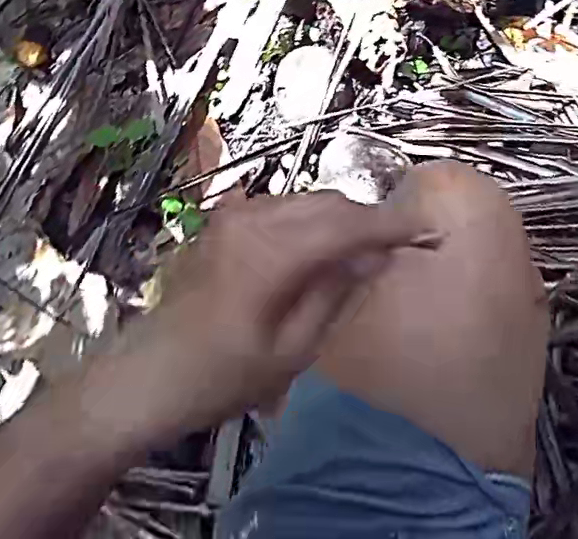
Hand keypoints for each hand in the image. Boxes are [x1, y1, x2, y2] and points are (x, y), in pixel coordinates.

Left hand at [79, 191, 426, 445]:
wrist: (150, 372)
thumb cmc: (221, 375)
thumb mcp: (292, 350)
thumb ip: (337, 292)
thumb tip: (378, 256)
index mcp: (270, 251)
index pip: (346, 224)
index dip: (391, 225)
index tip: (427, 231)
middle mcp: (252, 217)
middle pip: (328, 204)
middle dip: (368, 221)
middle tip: (401, 248)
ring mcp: (236, 214)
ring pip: (307, 201)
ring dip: (341, 220)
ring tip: (365, 254)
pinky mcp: (227, 219)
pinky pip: (285, 208)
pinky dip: (313, 222)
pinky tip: (323, 251)